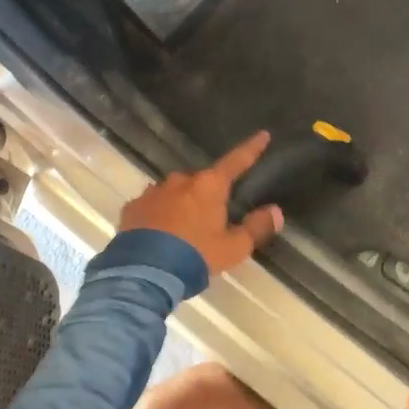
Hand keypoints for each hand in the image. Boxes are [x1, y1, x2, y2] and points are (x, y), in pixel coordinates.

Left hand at [119, 131, 283, 274]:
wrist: (143, 274)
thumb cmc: (196, 257)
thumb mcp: (234, 248)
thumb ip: (257, 227)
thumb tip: (276, 211)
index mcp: (210, 186)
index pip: (236, 161)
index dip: (251, 149)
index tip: (263, 135)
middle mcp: (181, 181)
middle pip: (203, 181)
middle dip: (209, 194)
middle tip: (213, 219)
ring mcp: (153, 192)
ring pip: (176, 192)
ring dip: (183, 204)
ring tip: (184, 231)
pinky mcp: (132, 208)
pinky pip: (153, 206)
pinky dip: (160, 215)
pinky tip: (160, 235)